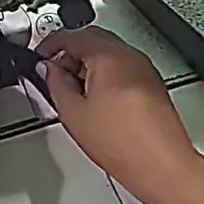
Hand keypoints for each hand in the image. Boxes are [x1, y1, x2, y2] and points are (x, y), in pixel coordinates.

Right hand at [37, 26, 203, 195]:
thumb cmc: (126, 145)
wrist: (162, 168)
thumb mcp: (73, 113)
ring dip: (87, 61)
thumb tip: (49, 70)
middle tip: (54, 69)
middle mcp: (130, 57)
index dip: (50, 43)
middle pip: (92, 37)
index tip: (41, 55)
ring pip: (108, 50)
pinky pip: (122, 65)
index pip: (73, 35)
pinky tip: (95, 98)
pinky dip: (104, 72)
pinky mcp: (152, 83)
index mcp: (109, 58)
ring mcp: (145, 69)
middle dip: (69, 50)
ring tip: (73, 88)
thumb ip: (55, 83)